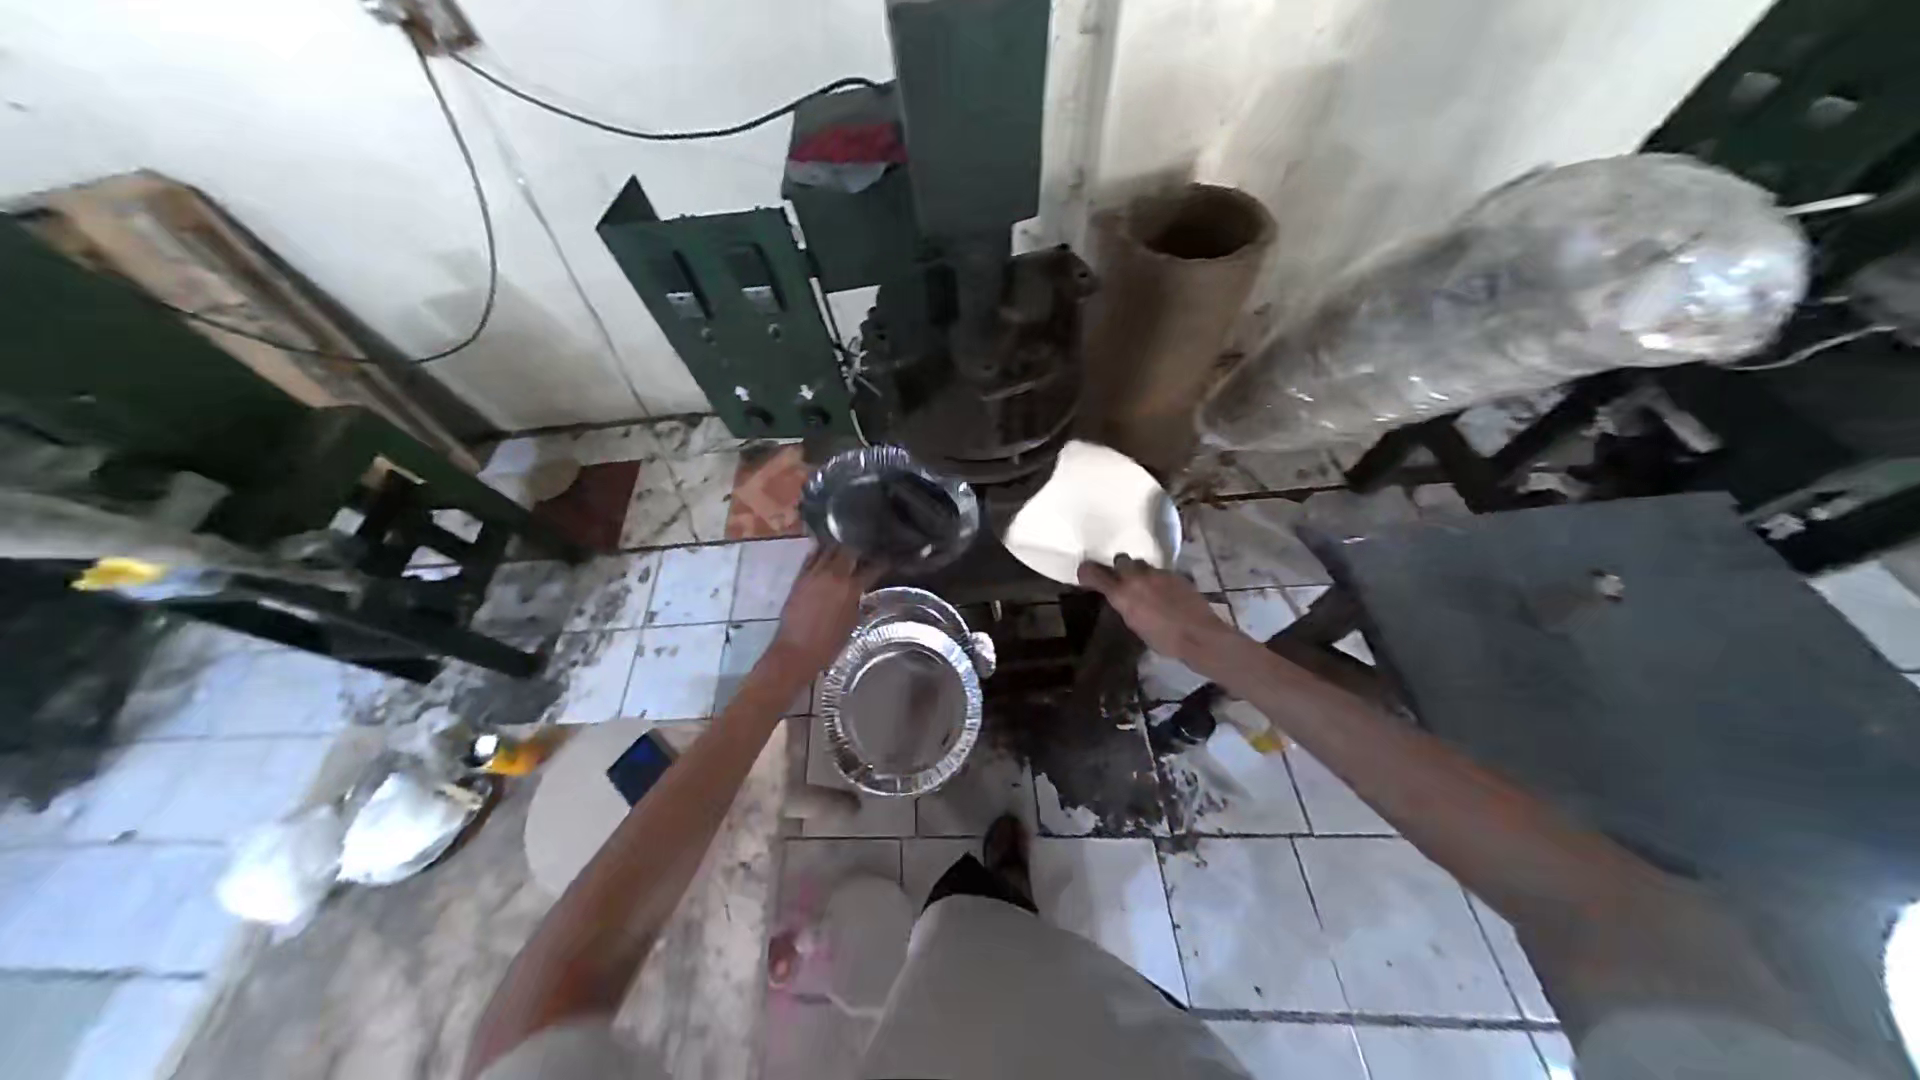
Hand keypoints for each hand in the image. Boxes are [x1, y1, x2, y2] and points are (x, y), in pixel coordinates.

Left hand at [771, 544, 882, 674]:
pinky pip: (812, 556)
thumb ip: (859, 602)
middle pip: (850, 549)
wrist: (796, 651)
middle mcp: (834, 575)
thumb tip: (863, 592)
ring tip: (847, 548)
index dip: (883, 562)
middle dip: (860, 548)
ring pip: (830, 548)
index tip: (887, 560)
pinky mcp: (800, 576)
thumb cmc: (829, 644)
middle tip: (865, 551)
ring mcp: (815, 573)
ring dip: (840, 547)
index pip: (873, 567)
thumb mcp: (853, 622)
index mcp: (851, 588)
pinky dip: (821, 551)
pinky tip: (826, 553)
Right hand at [1078, 554, 1244, 670]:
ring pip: (1141, 563)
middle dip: (1119, 568)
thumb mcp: (1135, 625)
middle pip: (1120, 560)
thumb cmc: (1164, 640)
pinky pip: (1160, 571)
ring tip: (1145, 584)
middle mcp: (1136, 578)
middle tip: (1122, 579)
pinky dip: (1157, 578)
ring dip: (1139, 571)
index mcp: (1121, 594)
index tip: (1084, 573)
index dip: (1087, 572)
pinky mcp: (1175, 574)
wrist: (1199, 635)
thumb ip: (1125, 606)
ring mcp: (1158, 574)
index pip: (1095, 573)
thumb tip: (1122, 598)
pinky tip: (1164, 592)